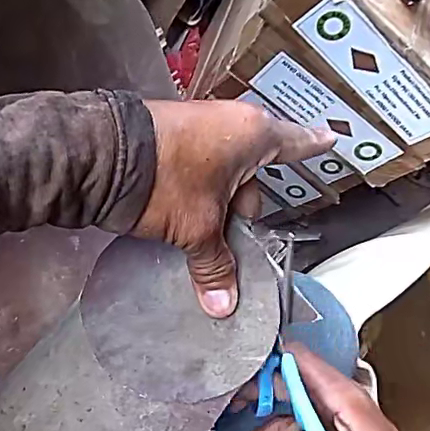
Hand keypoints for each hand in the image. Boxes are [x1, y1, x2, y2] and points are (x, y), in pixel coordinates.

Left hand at [135, 100, 334, 317]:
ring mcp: (196, 131)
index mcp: (252, 135)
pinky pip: (195, 176)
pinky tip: (179, 222)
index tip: (330, 138)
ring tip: (197, 238)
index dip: (312, 146)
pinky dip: (193, 199)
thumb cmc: (164, 180)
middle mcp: (228, 125)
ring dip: (213, 209)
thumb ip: (214, 264)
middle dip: (241, 212)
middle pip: (250, 177)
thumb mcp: (196, 228)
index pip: (295, 143)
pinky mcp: (168, 142)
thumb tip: (224, 305)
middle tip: (228, 244)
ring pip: (220, 180)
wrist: (99, 154)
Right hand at [237, 345, 429, 430]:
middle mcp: (341, 402)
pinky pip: (296, 422)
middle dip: (260, 388)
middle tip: (235, 402)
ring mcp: (335, 416)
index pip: (303, 362)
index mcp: (349, 402)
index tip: (244, 374)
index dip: (271, 362)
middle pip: (292, 377)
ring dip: (265, 417)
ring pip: (290, 401)